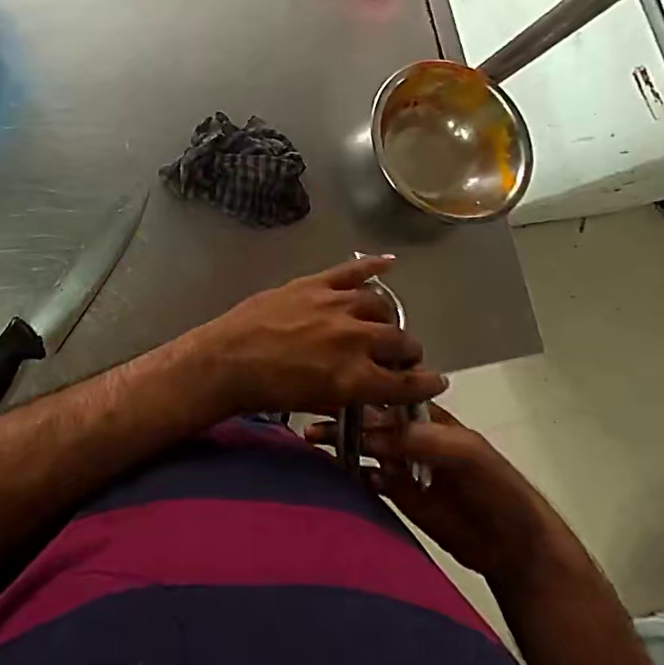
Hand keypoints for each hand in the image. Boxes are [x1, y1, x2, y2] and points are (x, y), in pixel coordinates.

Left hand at [185, 256, 447, 415]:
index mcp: (356, 377)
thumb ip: (353, 392)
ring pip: (380, 305)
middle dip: (408, 351)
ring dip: (387, 318)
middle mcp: (355, 339)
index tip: (436, 382)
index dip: (426, 384)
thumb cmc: (268, 392)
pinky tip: (390, 263)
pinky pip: (353, 270)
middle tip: (402, 355)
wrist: (227, 361)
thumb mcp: (318, 401)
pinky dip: (374, 266)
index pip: (407, 382)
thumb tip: (371, 385)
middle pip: (400, 341)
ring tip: (382, 324)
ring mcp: (336, 306)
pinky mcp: (317, 284)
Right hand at [311, 404, 559, 584]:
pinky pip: (371, 482)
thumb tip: (380, 432)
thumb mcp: (470, 455)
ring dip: (343, 447)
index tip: (335, 396)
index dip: (365, 397)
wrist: (512, 546)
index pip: (392, 402)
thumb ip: (429, 440)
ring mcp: (405, 469)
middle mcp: (414, 440)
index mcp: (431, 421)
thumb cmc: (498, 489)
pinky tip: (339, 474)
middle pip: (373, 425)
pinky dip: (355, 477)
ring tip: (314, 444)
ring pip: (367, 452)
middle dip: (344, 422)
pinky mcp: (401, 498)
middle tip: (314, 425)